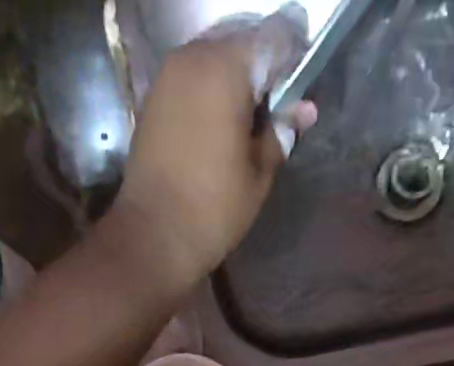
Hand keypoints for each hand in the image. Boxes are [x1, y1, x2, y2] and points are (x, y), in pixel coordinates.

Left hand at [107, 11, 317, 289]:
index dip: (294, 62)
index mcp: (226, 67)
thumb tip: (303, 110)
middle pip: (241, 45)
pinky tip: (219, 130)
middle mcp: (192, 59)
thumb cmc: (212, 209)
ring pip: (213, 62)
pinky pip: (190, 84)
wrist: (150, 239)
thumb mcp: (258, 174)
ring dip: (233, 85)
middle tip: (274, 113)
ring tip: (246, 125)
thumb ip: (280, 132)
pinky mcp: (151, 103)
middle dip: (261, 72)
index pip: (276, 38)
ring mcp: (166, 79)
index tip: (299, 96)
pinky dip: (209, 97)